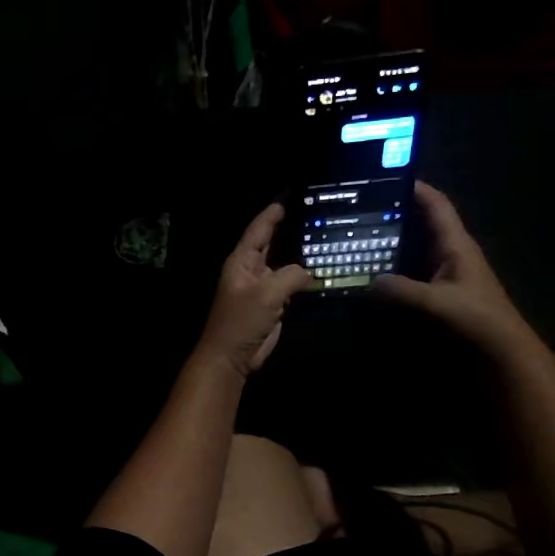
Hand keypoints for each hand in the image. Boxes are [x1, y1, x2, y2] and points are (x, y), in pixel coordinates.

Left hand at [198, 202, 312, 375]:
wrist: (232, 356)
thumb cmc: (241, 321)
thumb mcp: (267, 293)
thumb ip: (290, 276)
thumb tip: (308, 273)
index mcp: (242, 261)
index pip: (258, 230)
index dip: (271, 214)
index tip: (286, 199)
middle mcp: (251, 270)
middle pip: (271, 244)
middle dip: (288, 230)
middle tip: (311, 213)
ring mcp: (262, 288)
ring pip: (283, 265)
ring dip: (299, 255)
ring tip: (321, 238)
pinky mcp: (272, 305)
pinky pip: (289, 285)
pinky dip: (302, 278)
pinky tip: (320, 270)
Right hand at [373, 181, 529, 349]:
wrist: (501, 350)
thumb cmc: (477, 319)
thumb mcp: (438, 303)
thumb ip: (403, 291)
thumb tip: (370, 280)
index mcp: (456, 245)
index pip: (437, 206)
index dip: (417, 189)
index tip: (388, 177)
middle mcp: (451, 253)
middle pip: (423, 223)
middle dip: (397, 213)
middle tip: (363, 208)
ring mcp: (446, 273)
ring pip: (416, 247)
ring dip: (394, 241)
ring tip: (361, 236)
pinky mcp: (440, 291)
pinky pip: (413, 271)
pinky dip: (395, 267)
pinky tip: (374, 272)